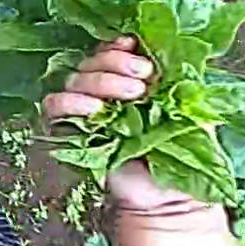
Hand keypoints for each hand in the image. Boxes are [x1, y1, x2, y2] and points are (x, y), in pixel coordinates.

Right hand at [43, 37, 223, 229]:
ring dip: (101, 81)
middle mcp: (101, 91)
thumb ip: (177, 81)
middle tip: (143, 78)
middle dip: (115, 63)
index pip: (110, 50)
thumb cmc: (184, 156)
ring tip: (132, 97)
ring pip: (74, 77)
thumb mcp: (190, 110)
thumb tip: (164, 50)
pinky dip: (70, 102)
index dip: (119, 46)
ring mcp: (83, 109)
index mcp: (127, 80)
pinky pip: (54, 105)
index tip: (138, 48)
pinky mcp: (67, 130)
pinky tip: (94, 110)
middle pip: (91, 60)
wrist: (171, 199)